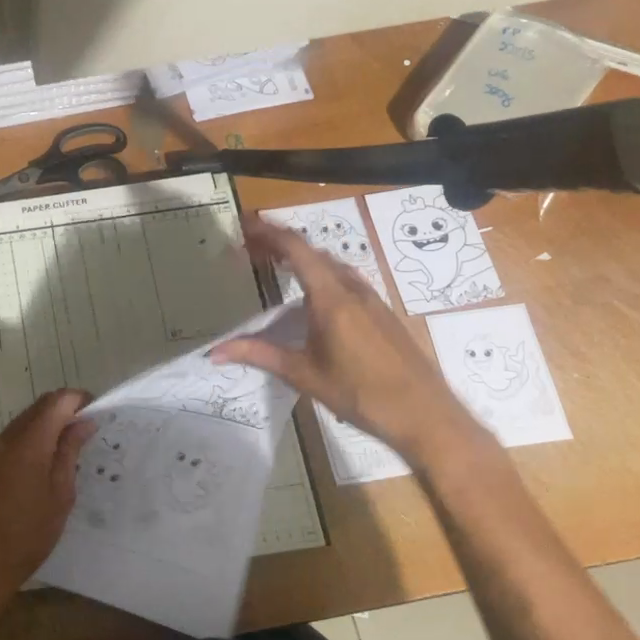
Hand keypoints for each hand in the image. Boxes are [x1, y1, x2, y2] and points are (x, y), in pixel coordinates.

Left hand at [0, 389, 95, 611]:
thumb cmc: (31, 533)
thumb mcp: (61, 494)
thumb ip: (70, 452)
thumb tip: (84, 422)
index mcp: (29, 443)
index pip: (56, 402)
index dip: (79, 400)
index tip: (98, 412)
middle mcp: (7, 438)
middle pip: (39, 406)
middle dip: (65, 408)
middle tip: (88, 428)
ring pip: (26, 419)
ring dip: (49, 421)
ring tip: (71, 444)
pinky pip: (14, 436)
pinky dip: (34, 435)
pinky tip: (48, 458)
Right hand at [211, 216, 484, 464]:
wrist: (424, 413)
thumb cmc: (360, 393)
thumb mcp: (303, 374)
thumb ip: (259, 354)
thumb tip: (215, 352)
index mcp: (331, 298)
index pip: (296, 250)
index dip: (269, 233)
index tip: (245, 226)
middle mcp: (353, 290)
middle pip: (313, 253)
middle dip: (280, 244)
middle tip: (250, 247)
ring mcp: (372, 299)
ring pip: (332, 265)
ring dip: (303, 258)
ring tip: (276, 264)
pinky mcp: (382, 313)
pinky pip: (346, 279)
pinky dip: (321, 273)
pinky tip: (313, 295)